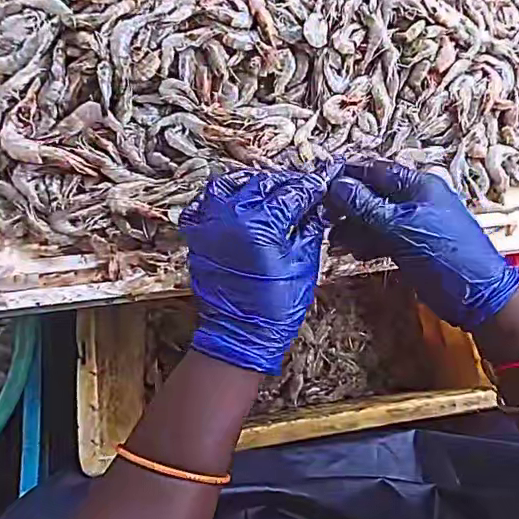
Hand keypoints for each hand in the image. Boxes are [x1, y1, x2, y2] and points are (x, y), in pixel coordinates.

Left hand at [180, 169, 329, 373]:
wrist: (239, 335)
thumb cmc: (274, 308)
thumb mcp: (303, 263)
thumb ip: (309, 227)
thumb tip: (318, 204)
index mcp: (261, 224)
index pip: (292, 192)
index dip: (311, 187)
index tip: (321, 183)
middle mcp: (231, 216)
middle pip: (263, 183)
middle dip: (286, 184)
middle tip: (302, 189)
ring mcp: (209, 223)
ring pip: (231, 185)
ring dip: (253, 184)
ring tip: (269, 192)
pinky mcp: (197, 235)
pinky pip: (204, 204)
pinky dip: (219, 198)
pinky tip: (236, 202)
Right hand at [323, 161, 518, 329]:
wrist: (476, 297)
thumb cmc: (445, 255)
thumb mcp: (402, 228)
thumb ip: (367, 206)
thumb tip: (336, 185)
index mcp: (419, 185)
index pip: (376, 171)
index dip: (348, 175)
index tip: (320, 182)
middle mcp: (414, 201)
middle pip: (372, 195)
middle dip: (346, 206)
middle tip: (322, 217)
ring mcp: (412, 225)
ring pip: (373, 219)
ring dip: (352, 229)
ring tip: (333, 242)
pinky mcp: (409, 247)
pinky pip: (380, 238)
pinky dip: (365, 244)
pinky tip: (351, 252)